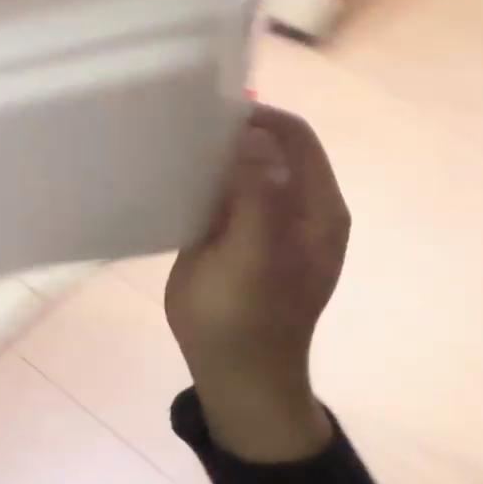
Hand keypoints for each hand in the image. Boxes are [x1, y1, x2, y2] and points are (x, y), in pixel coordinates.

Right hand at [166, 105, 349, 462]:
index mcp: (317, 210)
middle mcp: (298, 208)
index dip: (256, 117)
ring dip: (211, 154)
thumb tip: (253, 135)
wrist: (235, 373)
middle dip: (229, 130)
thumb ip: (257, 197)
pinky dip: (201, 178)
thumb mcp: (251, 257)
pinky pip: (224, 192)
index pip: (294, 137)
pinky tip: (168, 180)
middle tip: (175, 125)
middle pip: (269, 146)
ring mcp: (267, 223)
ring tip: (165, 146)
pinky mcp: (237, 236)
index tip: (202, 111)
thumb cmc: (243, 317)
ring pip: (243, 167)